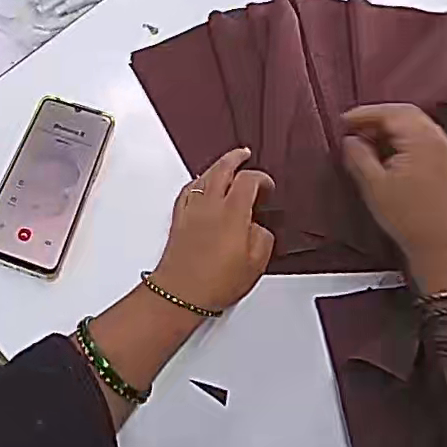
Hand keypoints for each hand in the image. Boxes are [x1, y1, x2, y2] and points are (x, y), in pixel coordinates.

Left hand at [148, 147, 275, 313]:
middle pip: (222, 168)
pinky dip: (198, 182)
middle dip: (235, 158)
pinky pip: (189, 189)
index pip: (249, 180)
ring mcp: (191, 209)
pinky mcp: (179, 218)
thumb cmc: (215, 282)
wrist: (180, 292)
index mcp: (233, 212)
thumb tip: (258, 227)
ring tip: (226, 165)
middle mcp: (210, 205)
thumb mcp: (255, 263)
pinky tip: (200, 185)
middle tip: (243, 154)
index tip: (267, 186)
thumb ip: (262, 237)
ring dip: (217, 166)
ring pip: (204, 176)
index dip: (261, 178)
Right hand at [340, 103, 446, 262]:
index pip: (390, 112)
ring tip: (366, 142)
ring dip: (389, 128)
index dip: (364, 114)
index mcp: (422, 139)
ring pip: (414, 125)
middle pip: (404, 114)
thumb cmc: (411, 219)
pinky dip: (401, 139)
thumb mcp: (373, 185)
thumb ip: (358, 156)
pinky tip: (386, 154)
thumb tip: (350, 141)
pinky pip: (422, 138)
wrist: (440, 244)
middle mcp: (438, 140)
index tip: (345, 120)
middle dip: (376, 118)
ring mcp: (446, 151)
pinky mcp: (446, 163)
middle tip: (353, 128)